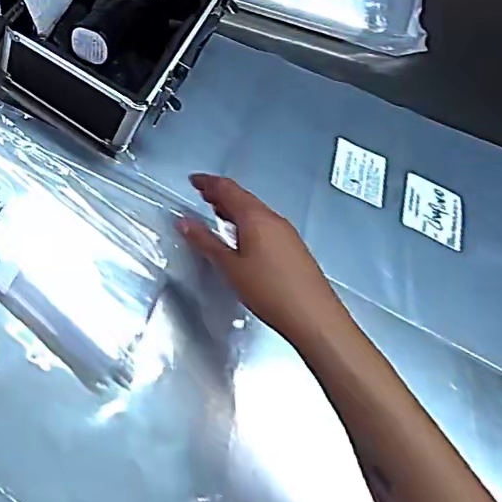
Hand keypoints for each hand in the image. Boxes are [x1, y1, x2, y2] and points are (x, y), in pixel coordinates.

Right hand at [178, 173, 352, 346]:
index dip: (208, 182)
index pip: (227, 189)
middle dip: (220, 194)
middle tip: (203, 194)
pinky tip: (243, 237)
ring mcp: (287, 234)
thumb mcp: (230, 267)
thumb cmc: (271, 291)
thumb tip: (184, 223)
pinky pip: (266, 224)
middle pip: (243, 197)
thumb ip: (205, 241)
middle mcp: (273, 219)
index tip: (194, 180)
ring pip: (256, 211)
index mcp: (255, 217)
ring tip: (218, 213)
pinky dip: (248, 222)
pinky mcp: (295, 249)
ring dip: (234, 208)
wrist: (317, 321)